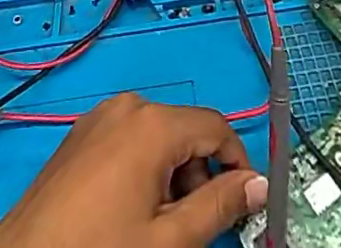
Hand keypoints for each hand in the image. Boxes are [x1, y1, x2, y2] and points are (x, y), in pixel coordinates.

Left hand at [0, 94, 267, 247]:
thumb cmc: (102, 247)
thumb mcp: (170, 238)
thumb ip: (220, 206)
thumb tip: (258, 184)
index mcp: (152, 122)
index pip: (216, 128)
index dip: (237, 165)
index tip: (244, 204)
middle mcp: (128, 106)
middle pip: (185, 132)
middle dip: (198, 176)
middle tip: (191, 227)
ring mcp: (100, 116)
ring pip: (158, 137)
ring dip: (172, 176)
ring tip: (155, 225)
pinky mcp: (82, 133)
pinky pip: (129, 140)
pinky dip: (143, 169)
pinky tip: (129, 211)